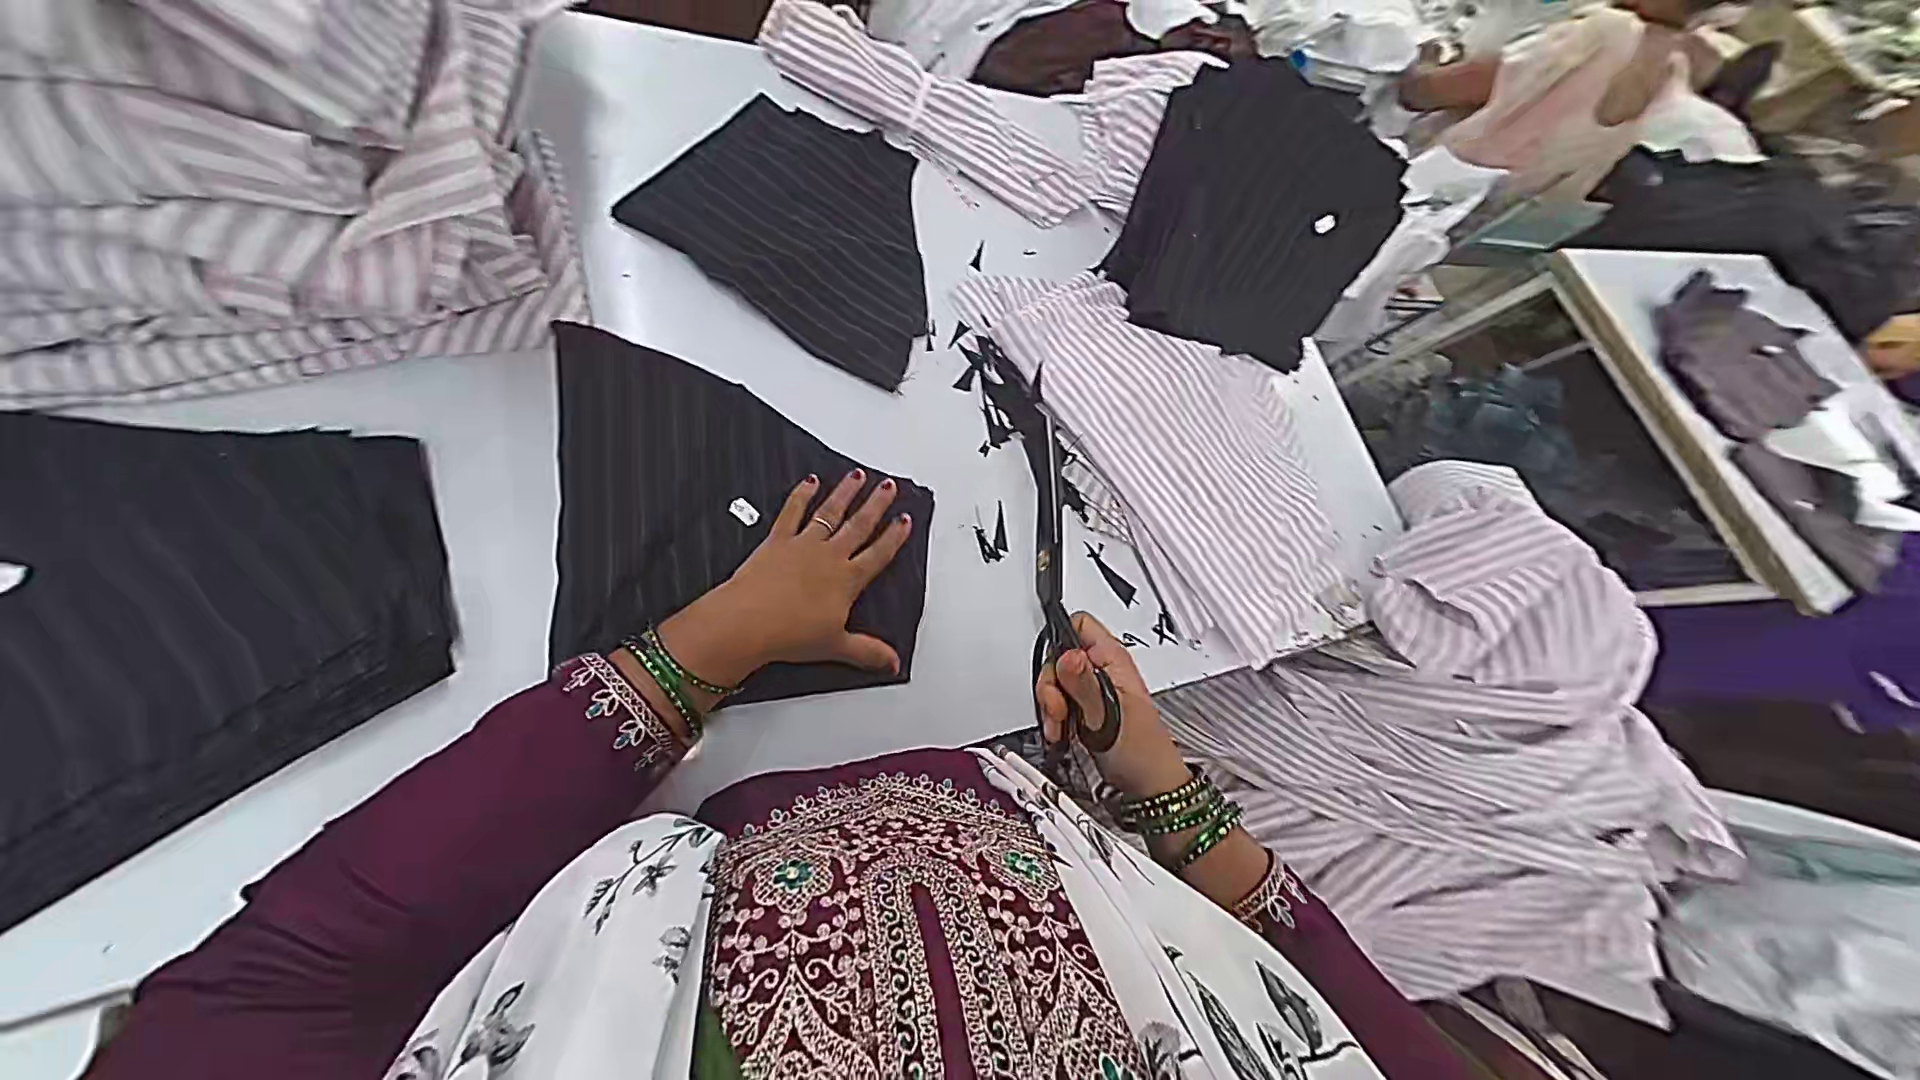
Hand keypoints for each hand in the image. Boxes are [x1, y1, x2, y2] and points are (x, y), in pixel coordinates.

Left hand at [657, 471, 913, 694]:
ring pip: (831, 512)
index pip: (878, 554)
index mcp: (846, 580)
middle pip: (859, 525)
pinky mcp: (777, 541)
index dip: (894, 537)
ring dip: (845, 492)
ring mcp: (803, 545)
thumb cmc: (788, 634)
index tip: (904, 520)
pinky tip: (810, 481)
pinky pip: (792, 512)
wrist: (747, 623)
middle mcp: (829, 556)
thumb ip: (867, 651)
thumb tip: (891, 662)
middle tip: (888, 486)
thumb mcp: (836, 646)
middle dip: (876, 504)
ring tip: (857, 475)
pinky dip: (801, 495)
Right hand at [1035, 613, 1190, 797]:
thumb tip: (1067, 656)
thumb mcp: (1109, 715)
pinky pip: (1057, 700)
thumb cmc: (1143, 753)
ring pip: (1055, 679)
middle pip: (1058, 655)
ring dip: (1050, 704)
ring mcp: (1092, 687)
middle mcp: (1102, 668)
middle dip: (1051, 683)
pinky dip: (1053, 716)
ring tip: (1061, 724)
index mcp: (1113, 659)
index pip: (1078, 624)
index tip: (1055, 671)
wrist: (1148, 788)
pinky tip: (1061, 731)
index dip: (1060, 642)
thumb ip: (1084, 683)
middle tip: (1059, 707)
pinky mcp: (1084, 706)